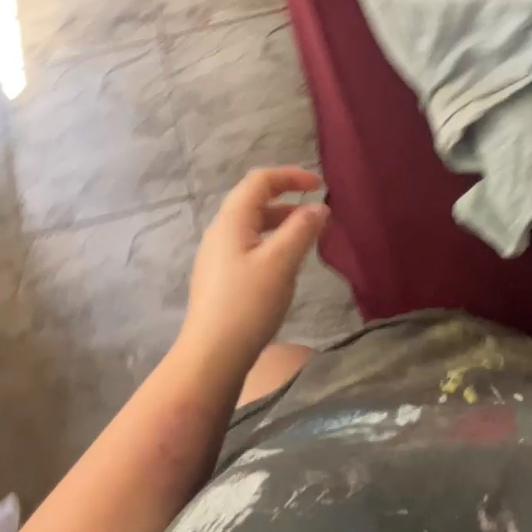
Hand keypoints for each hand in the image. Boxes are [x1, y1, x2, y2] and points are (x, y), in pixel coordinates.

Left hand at [180, 167, 329, 365]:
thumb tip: (319, 207)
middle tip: (318, 213)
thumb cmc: (248, 303)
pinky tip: (286, 264)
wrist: (211, 356)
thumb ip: (302, 229)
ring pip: (253, 225)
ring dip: (282, 222)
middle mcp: (220, 231)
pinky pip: (249, 245)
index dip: (291, 175)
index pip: (260, 180)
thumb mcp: (281, 262)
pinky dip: (272, 242)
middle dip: (288, 199)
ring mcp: (217, 255)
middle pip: (254, 200)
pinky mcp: (221, 277)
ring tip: (308, 237)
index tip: (319, 185)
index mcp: (232, 220)